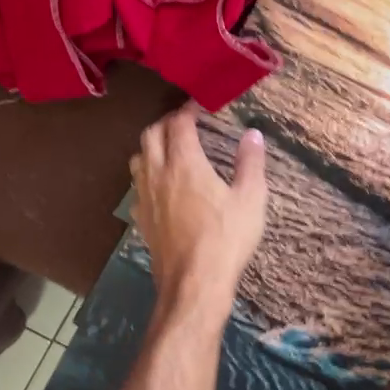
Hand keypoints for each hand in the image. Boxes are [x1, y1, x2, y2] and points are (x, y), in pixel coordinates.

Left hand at [129, 105, 266, 311]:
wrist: (194, 284)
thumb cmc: (226, 238)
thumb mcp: (250, 198)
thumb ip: (251, 163)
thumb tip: (253, 134)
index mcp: (185, 164)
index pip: (179, 124)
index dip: (188, 110)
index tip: (200, 106)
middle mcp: (159, 174)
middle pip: (150, 135)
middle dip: (166, 122)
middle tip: (184, 122)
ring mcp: (146, 197)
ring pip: (137, 159)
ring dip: (151, 146)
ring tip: (169, 148)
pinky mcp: (141, 219)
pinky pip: (136, 187)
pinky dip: (145, 175)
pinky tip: (159, 186)